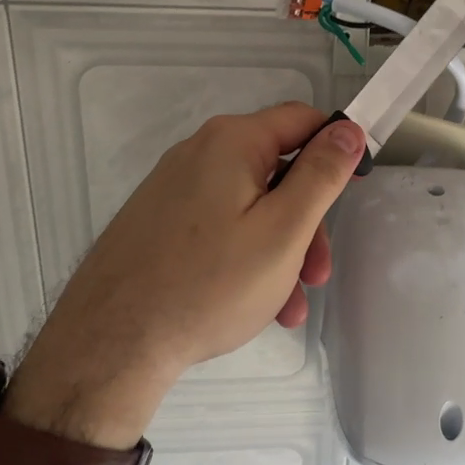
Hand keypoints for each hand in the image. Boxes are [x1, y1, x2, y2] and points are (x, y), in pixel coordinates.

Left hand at [4, 104, 362, 444]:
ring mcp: (174, 189)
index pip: (301, 120)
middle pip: (276, 170)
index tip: (354, 188)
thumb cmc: (210, 284)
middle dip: (306, 220)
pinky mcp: (159, 222)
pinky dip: (245, 257)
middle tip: (318, 274)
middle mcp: (199, 153)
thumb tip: (349, 128)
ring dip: (280, 250)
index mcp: (232, 142)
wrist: (111, 344)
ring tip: (288, 307)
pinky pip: (220, 227)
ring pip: (250, 206)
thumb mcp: (283, 230)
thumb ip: (321, 175)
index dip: (335, 148)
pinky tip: (256, 306)